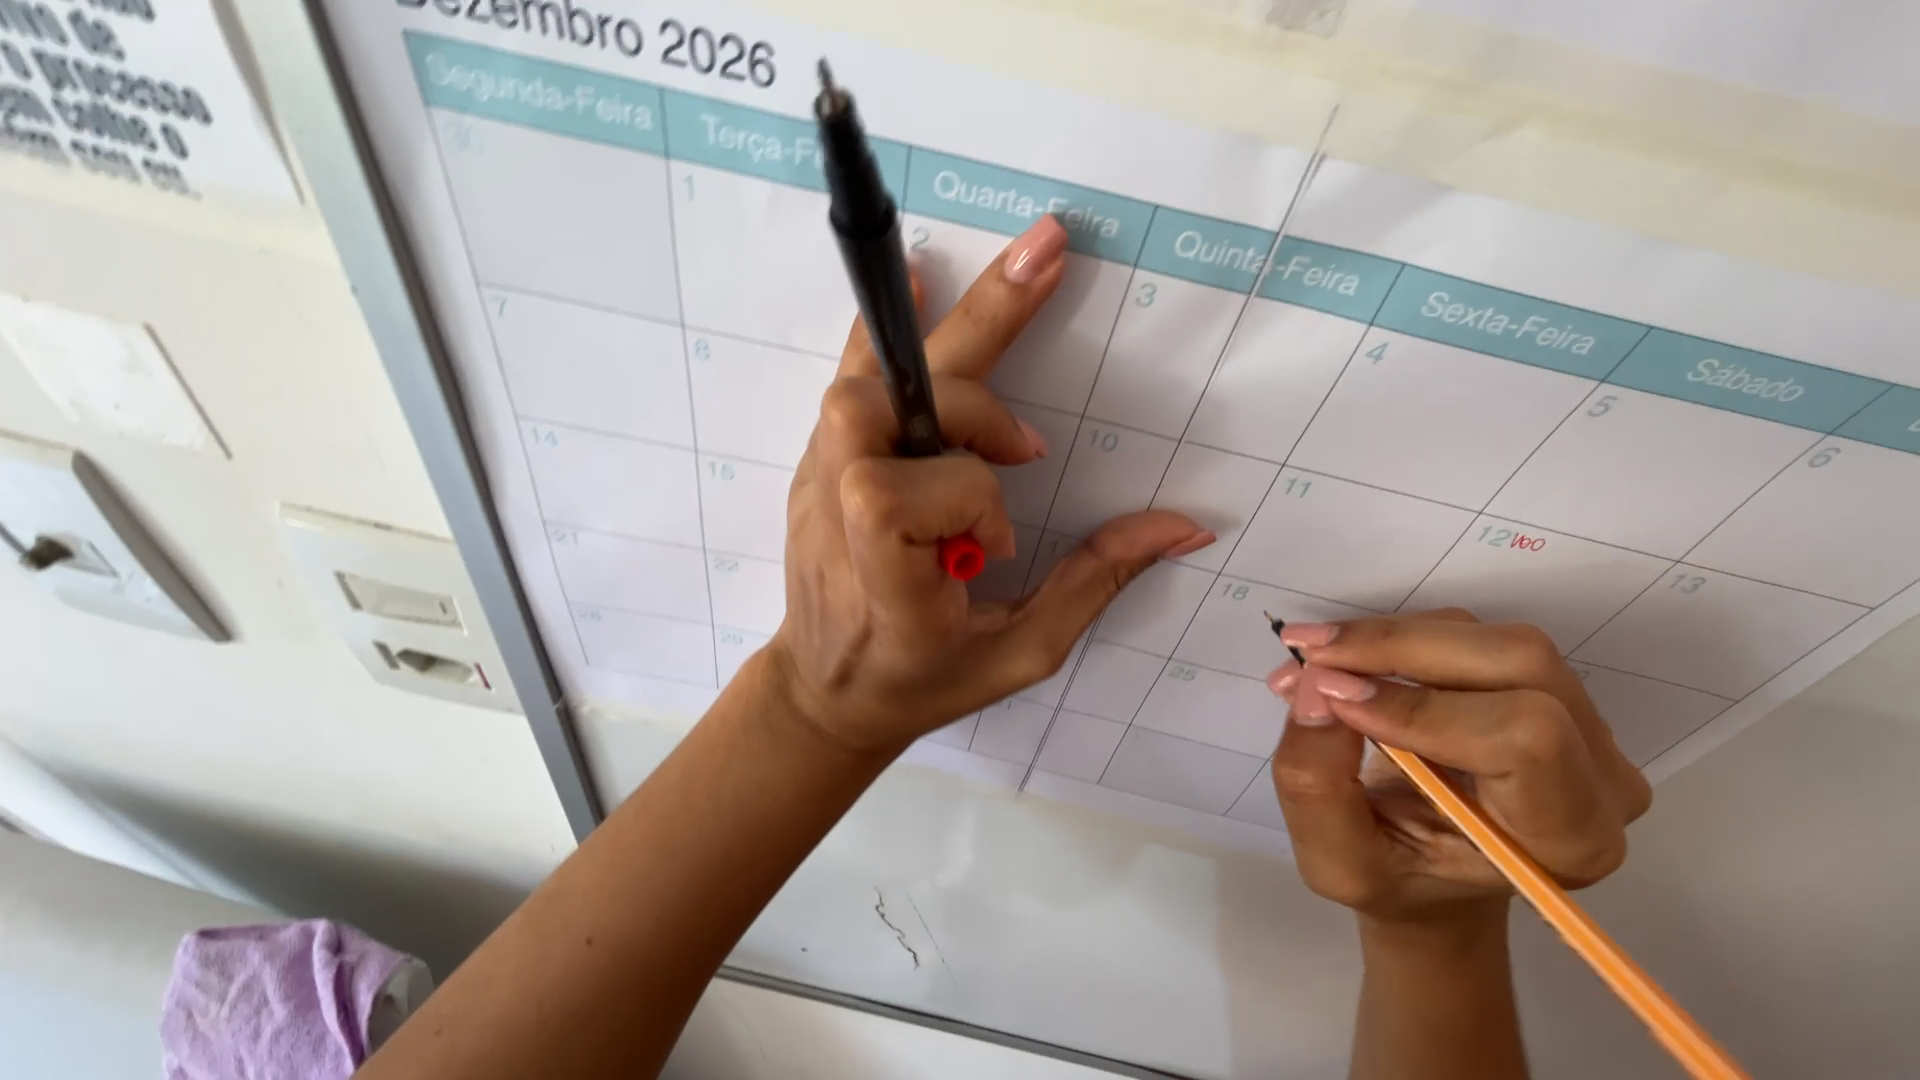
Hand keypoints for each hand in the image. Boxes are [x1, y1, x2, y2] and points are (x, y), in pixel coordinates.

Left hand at [765, 216, 1210, 754]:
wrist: (827, 690)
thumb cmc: (923, 681)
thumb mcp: (1018, 654)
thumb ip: (1094, 585)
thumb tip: (1184, 526)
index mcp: (884, 588)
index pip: (899, 500)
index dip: (967, 494)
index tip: (999, 537)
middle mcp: (836, 526)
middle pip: (880, 411)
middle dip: (973, 359)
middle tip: (1048, 267)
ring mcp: (814, 489)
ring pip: (858, 386)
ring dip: (941, 355)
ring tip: (1003, 321)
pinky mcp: (814, 468)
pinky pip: (844, 383)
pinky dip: (885, 333)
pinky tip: (920, 282)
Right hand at [1268, 610, 1652, 924]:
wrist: (1426, 869)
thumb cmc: (1393, 881)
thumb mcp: (1336, 861)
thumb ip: (1315, 784)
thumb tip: (1313, 688)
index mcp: (1564, 837)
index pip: (1524, 736)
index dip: (1420, 707)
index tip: (1328, 696)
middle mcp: (1596, 772)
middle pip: (1514, 661)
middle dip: (1395, 646)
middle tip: (1306, 654)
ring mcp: (1581, 720)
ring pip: (1485, 636)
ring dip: (1386, 639)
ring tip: (1314, 664)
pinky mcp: (1541, 683)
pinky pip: (1466, 631)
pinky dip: (1392, 636)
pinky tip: (1345, 664)